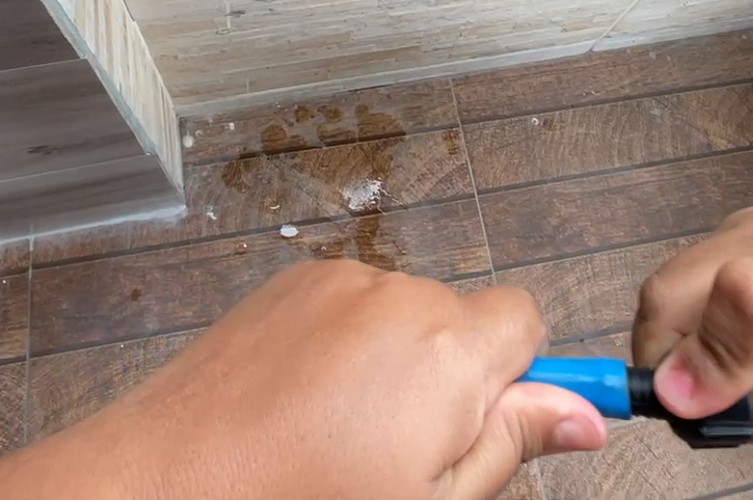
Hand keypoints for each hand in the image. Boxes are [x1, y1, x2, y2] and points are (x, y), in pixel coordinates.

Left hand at [24, 261, 604, 499]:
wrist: (168, 476)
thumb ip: (511, 445)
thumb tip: (584, 414)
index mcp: (444, 347)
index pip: (524, 317)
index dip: (518, 371)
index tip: (486, 420)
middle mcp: (397, 290)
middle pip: (460, 316)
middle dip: (450, 372)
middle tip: (401, 447)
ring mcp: (340, 277)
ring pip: (404, 310)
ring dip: (396, 356)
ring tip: (341, 425)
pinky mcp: (294, 275)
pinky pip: (352, 299)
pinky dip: (349, 337)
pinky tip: (308, 393)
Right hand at [631, 206, 752, 458]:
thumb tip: (678, 394)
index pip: (748, 296)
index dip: (707, 354)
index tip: (690, 417)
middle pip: (677, 289)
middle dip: (665, 364)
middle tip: (709, 423)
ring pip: (669, 284)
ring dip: (674, 347)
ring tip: (732, 396)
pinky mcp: (742, 226)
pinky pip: (687, 277)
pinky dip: (688, 324)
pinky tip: (733, 358)